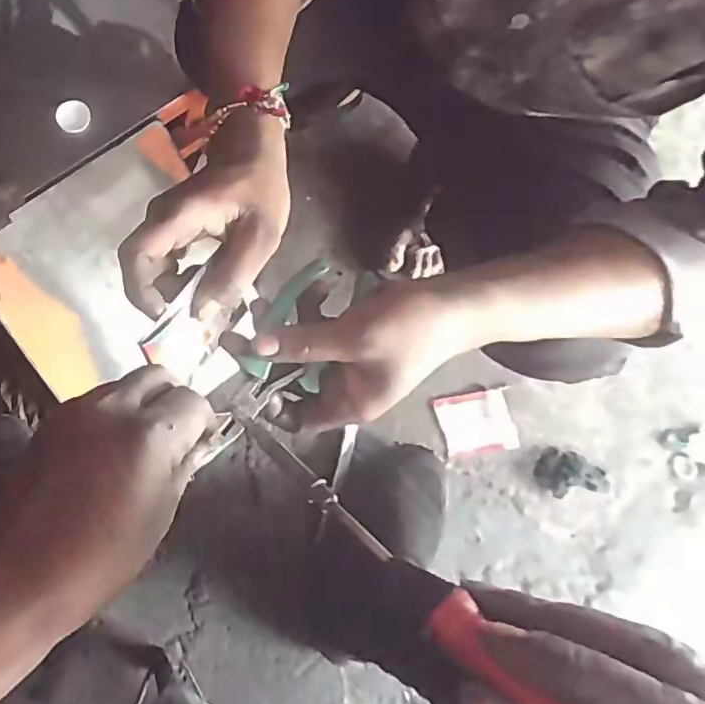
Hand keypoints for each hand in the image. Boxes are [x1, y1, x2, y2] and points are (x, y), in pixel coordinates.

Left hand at [0, 368, 216, 633]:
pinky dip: (111, 414)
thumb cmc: (102, 559)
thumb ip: (182, 466)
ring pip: (123, 384)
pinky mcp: (51, 420)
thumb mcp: (158, 515)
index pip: (192, 400)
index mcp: (149, 433)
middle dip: (172, 399)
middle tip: (175, 436)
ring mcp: (77, 409)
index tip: (200, 443)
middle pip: (156, 376)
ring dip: (140, 404)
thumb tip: (195, 442)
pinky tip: (106, 452)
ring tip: (138, 446)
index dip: (202, 421)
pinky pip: (94, 401)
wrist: (18, 573)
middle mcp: (114, 407)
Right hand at [119, 109, 290, 329]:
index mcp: (177, 217)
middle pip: (140, 266)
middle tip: (192, 315)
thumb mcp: (261, 234)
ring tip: (204, 301)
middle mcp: (161, 219)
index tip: (164, 314)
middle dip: (160, 297)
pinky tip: (205, 283)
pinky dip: (179, 278)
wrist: (253, 144)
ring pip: (152, 265)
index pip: (136, 255)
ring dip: (171, 289)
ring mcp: (165, 222)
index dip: (140, 291)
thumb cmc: (260, 185)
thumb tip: (202, 312)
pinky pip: (165, 259)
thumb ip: (233, 274)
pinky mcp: (174, 227)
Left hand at [253, 282, 475, 431]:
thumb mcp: (351, 338)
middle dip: (272, 349)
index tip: (245, 367)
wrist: (459, 303)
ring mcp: (350, 362)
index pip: (297, 418)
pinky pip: (323, 329)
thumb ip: (303, 343)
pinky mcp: (354, 337)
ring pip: (305, 348)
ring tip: (276, 298)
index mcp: (348, 404)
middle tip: (250, 321)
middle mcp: (345, 389)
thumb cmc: (411, 329)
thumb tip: (255, 346)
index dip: (268, 399)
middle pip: (295, 378)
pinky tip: (321, 285)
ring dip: (290, 322)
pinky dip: (316, 310)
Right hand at [458, 588, 704, 703]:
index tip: (480, 640)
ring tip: (506, 618)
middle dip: (566, 629)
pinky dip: (617, 662)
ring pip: (692, 670)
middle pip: (686, 674)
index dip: (574, 672)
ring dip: (584, 633)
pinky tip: (565, 654)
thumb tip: (483, 701)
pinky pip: (700, 690)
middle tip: (476, 606)